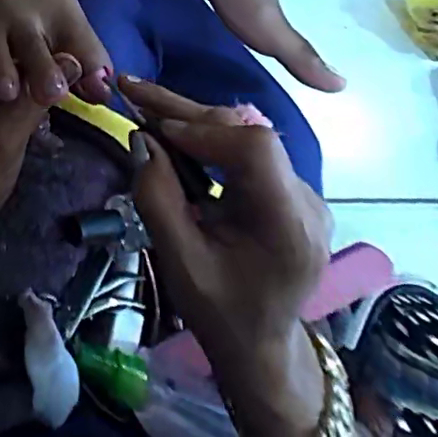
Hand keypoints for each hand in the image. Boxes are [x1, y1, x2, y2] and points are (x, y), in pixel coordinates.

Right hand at [123, 78, 331, 429]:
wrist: (261, 347)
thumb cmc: (220, 313)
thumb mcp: (180, 264)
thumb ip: (158, 199)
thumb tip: (140, 137)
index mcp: (288, 224)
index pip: (255, 148)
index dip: (204, 130)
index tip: (158, 131)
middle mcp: (305, 199)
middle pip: (245, 132)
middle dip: (185, 112)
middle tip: (132, 90)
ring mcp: (301, 192)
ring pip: (242, 133)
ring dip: (190, 119)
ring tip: (143, 102)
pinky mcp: (287, 188)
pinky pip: (244, 148)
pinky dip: (204, 135)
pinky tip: (170, 127)